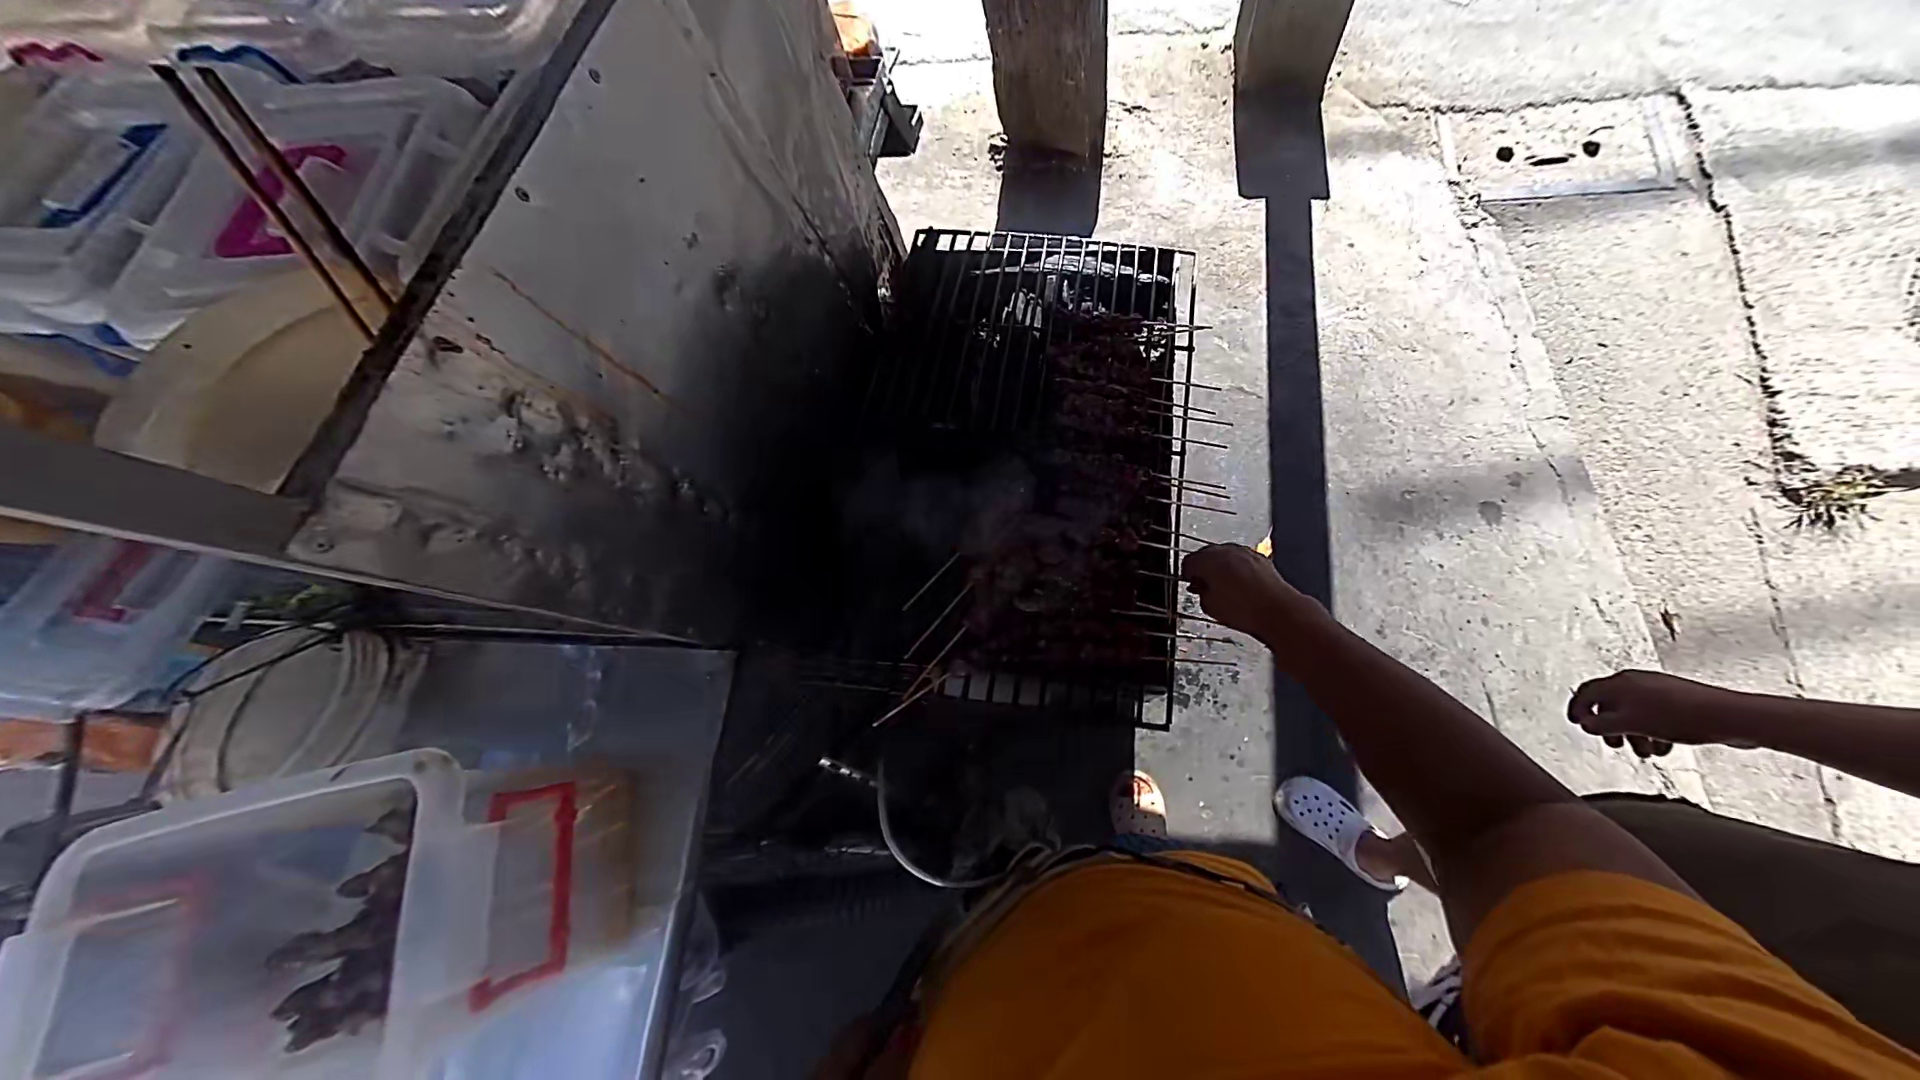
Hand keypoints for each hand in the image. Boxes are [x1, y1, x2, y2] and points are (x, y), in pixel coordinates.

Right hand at [1179, 543, 1318, 640]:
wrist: (1279, 612)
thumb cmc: (1246, 609)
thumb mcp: (1209, 606)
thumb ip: (1200, 592)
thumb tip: (1201, 588)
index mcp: (1209, 560)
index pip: (1188, 562)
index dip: (1186, 574)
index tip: (1189, 582)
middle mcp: (1227, 551)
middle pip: (1205, 554)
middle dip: (1203, 568)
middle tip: (1202, 585)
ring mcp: (1245, 552)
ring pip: (1224, 555)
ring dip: (1220, 567)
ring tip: (1222, 587)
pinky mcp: (1260, 558)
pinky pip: (1240, 559)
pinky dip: (1236, 568)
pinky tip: (1238, 584)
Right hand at [1567, 670, 1759, 756]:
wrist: (1730, 717)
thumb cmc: (1679, 717)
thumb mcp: (1629, 725)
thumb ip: (1601, 725)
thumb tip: (1586, 725)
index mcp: (1619, 683)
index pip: (1586, 693)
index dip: (1577, 709)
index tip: (1577, 722)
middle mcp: (1636, 681)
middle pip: (1611, 705)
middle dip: (1611, 727)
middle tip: (1614, 743)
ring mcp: (1659, 689)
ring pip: (1635, 712)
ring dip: (1634, 733)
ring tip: (1644, 751)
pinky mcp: (1680, 699)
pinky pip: (1655, 715)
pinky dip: (1653, 730)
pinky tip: (1664, 745)